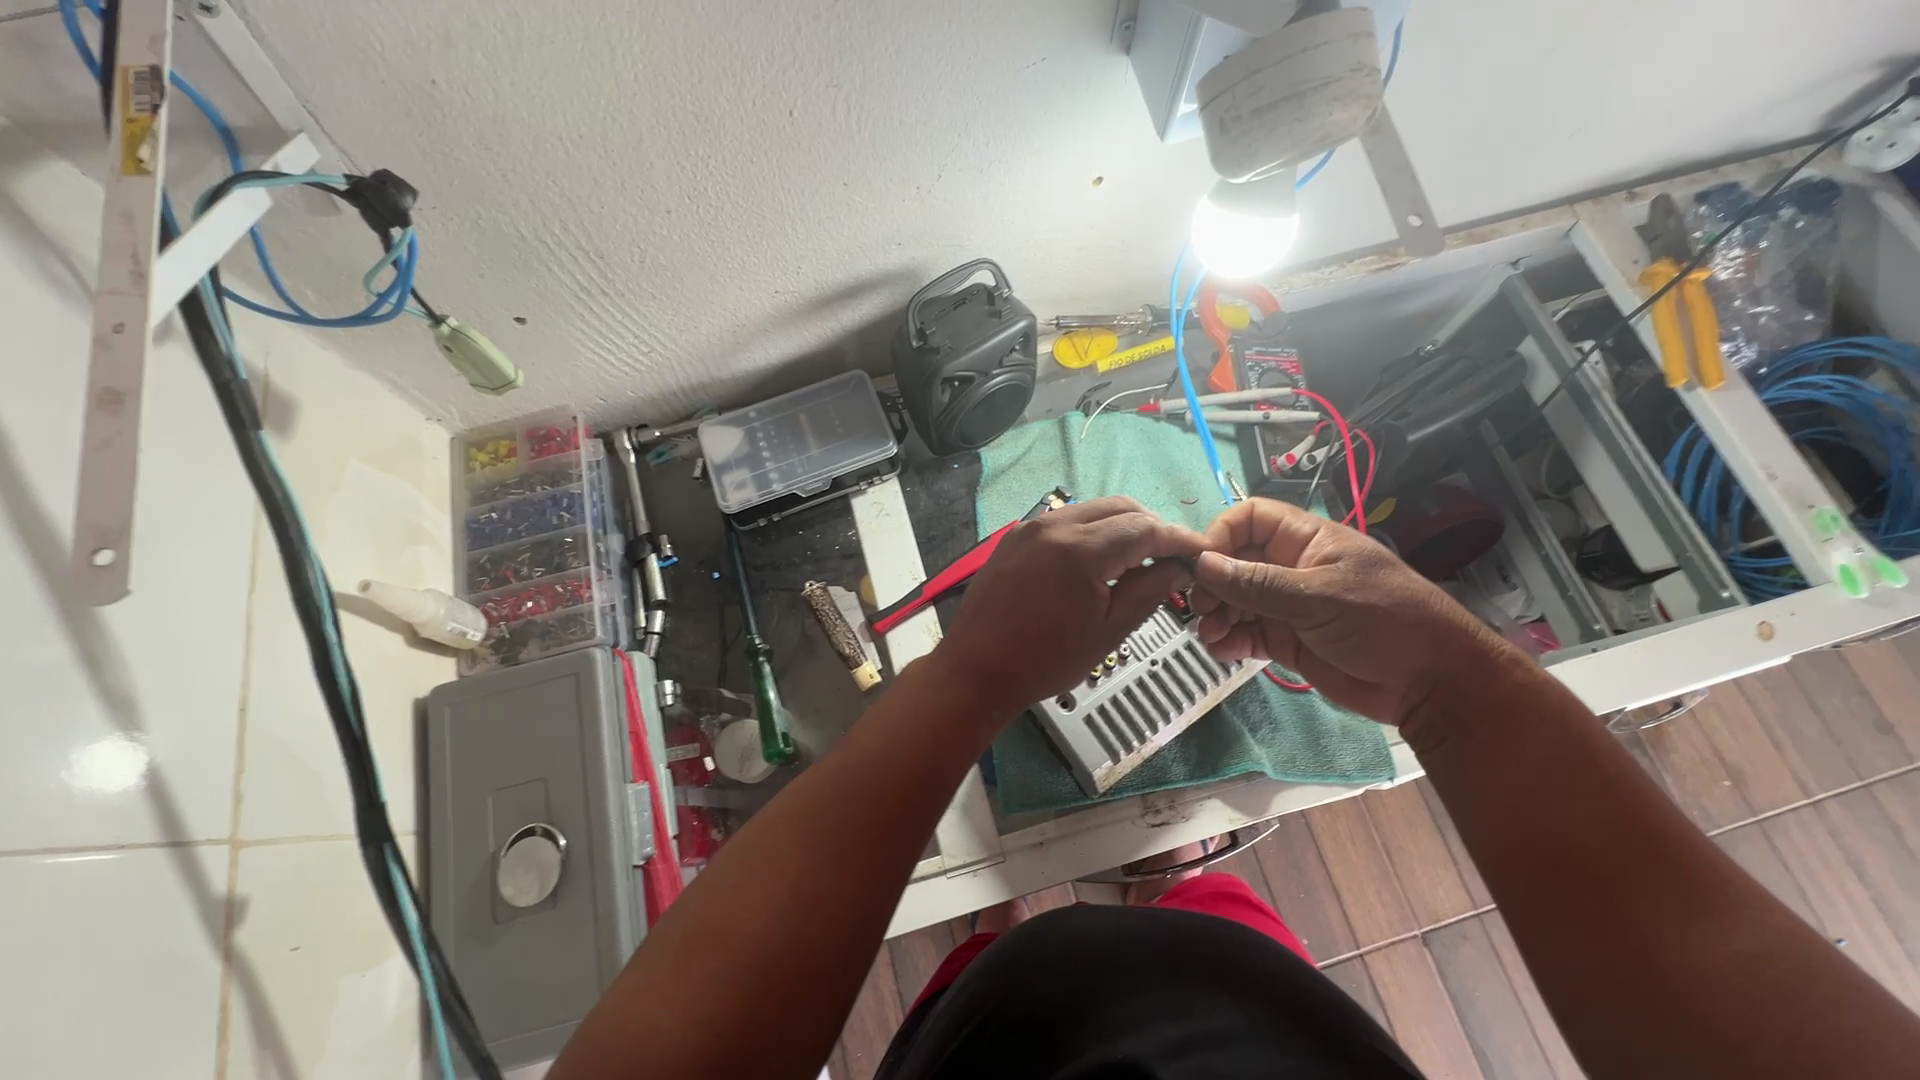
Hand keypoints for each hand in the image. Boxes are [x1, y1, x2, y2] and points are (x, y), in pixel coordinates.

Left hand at [929, 497, 1207, 721]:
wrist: (976, 670)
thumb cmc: (1045, 660)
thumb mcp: (1109, 632)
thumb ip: (1148, 591)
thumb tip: (1178, 567)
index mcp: (1081, 549)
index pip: (1145, 528)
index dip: (1178, 539)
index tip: (1201, 552)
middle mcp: (1054, 526)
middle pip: (1119, 508)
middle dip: (1152, 527)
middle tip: (1171, 557)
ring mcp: (1030, 528)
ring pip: (1091, 510)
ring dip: (1121, 526)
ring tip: (1139, 560)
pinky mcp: (1015, 538)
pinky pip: (1065, 521)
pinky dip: (1091, 531)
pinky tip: (1100, 560)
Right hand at [1189, 498, 1511, 726]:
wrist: (1431, 684)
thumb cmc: (1386, 623)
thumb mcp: (1320, 598)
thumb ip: (1258, 584)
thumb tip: (1202, 564)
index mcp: (1307, 541)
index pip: (1250, 518)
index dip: (1221, 534)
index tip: (1202, 564)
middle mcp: (1292, 568)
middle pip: (1234, 562)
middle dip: (1212, 583)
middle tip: (1202, 609)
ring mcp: (1288, 606)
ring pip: (1235, 600)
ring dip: (1217, 615)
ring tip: (1211, 635)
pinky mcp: (1287, 641)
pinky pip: (1247, 633)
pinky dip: (1229, 641)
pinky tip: (1223, 652)